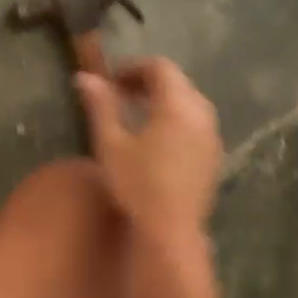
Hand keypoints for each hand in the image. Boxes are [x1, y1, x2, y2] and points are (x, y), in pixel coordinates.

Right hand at [74, 58, 221, 237]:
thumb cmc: (137, 184)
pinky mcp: (213, 155)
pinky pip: (195, 122)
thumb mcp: (110, 144)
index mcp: (177, 106)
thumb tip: (84, 77)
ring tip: (134, 115)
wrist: (171, 230)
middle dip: (147, 82)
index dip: (132, 68)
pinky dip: (175, 118)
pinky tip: (154, 139)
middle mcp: (201, 114)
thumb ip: (100, 106)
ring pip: (189, 102)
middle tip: (118, 95)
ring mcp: (212, 135)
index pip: (160, 67)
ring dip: (162, 99)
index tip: (109, 81)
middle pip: (177, 82)